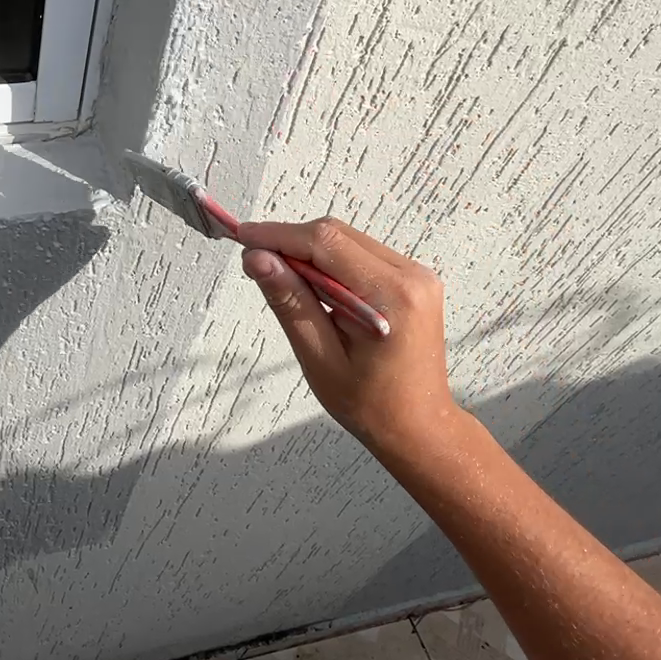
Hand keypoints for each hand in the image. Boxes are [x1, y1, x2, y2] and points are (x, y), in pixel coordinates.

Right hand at [237, 218, 457, 450]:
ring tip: (279, 276)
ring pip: (345, 239)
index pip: (325, 243)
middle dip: (290, 241)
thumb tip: (257, 259)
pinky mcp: (410, 278)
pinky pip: (358, 253)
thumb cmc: (370, 403)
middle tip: (255, 261)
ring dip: (307, 250)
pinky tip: (310, 284)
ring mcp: (415, 274)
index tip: (242, 237)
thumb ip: (290, 302)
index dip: (278, 235)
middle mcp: (411, 275)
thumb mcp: (319, 357)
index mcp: (392, 296)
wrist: (418, 425)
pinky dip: (326, 260)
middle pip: (335, 234)